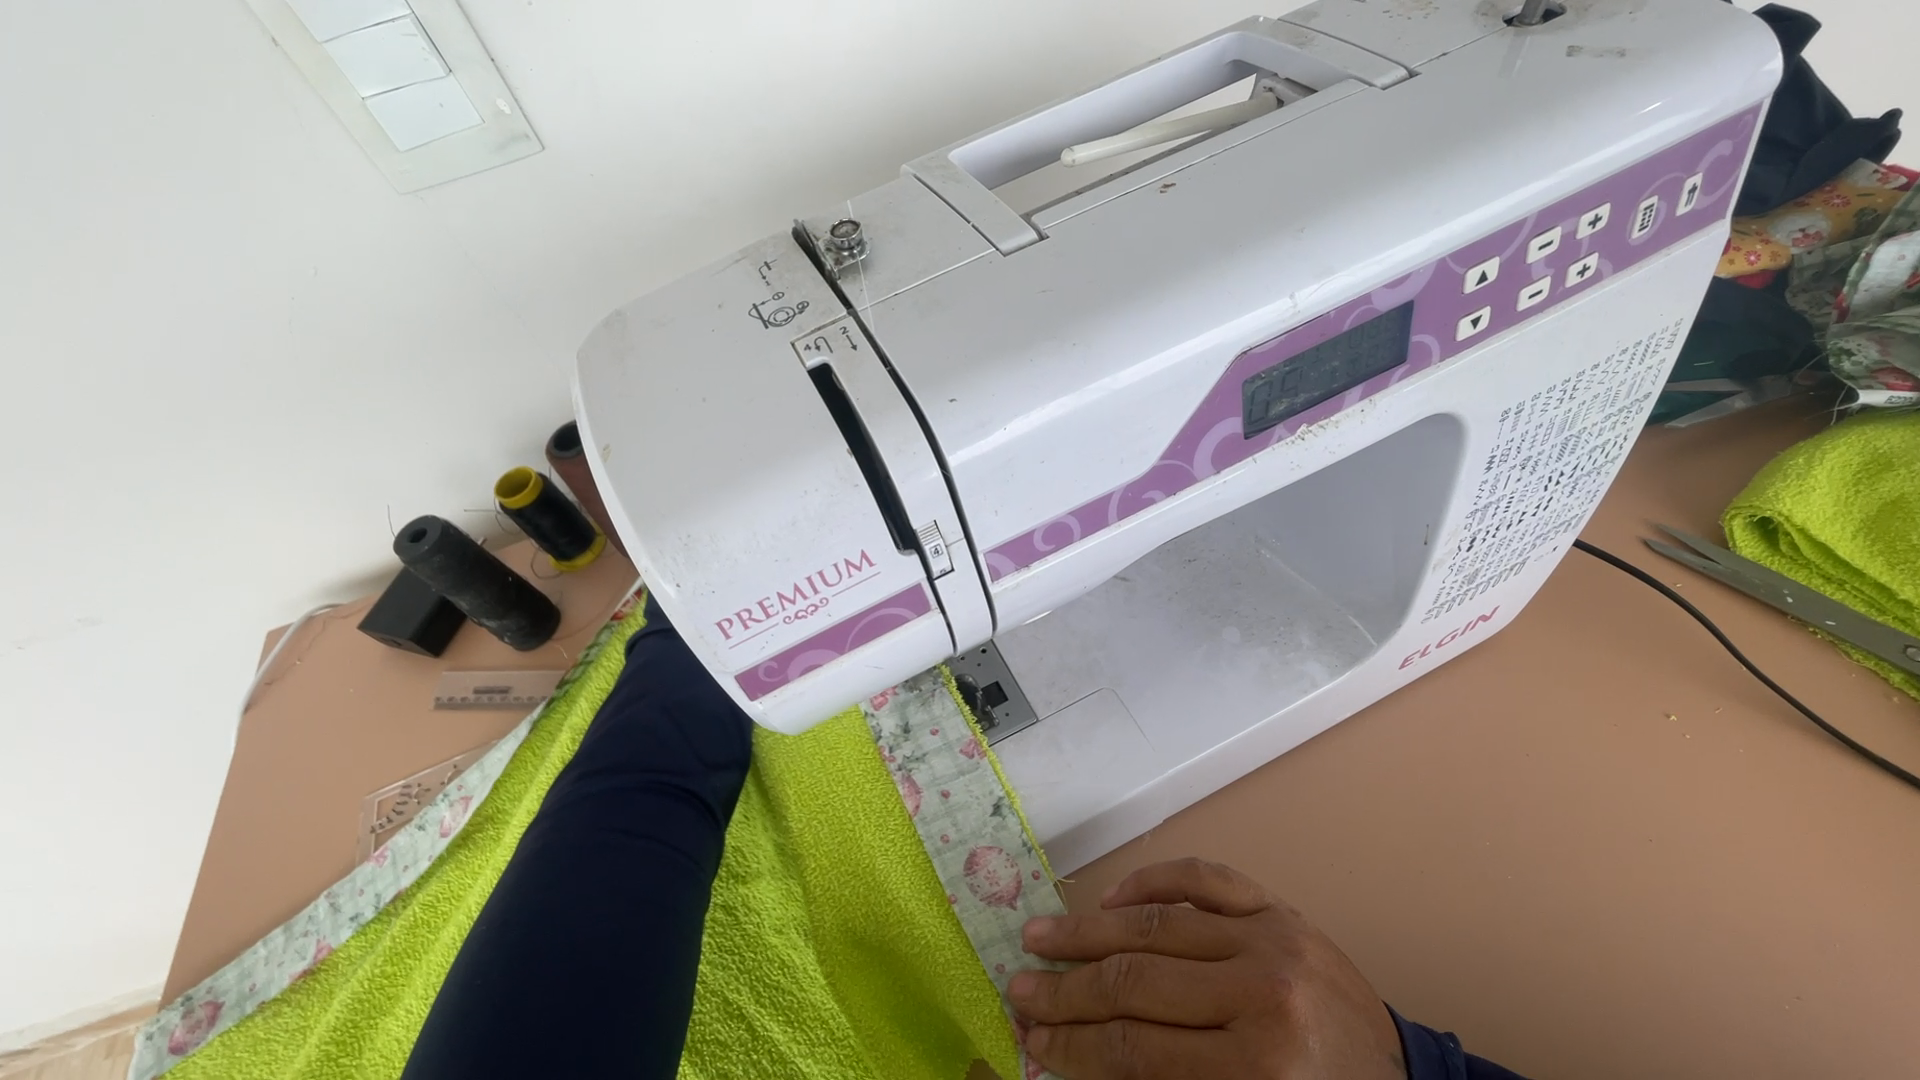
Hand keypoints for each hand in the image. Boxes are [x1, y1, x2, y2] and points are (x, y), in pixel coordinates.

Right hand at [1007, 858, 1405, 1079]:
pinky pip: (1204, 878)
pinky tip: (1110, 897)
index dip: (1070, 1047)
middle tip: (1018, 988)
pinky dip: (1152, 881)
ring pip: (1156, 924)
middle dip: (1065, 991)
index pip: (1132, 1050)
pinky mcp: (1280, 909)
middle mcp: (1259, 994)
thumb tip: (1071, 1055)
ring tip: (1039, 938)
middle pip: (1134, 983)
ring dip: (1087, 932)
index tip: (1029, 1039)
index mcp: (1255, 1068)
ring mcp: (1270, 939)